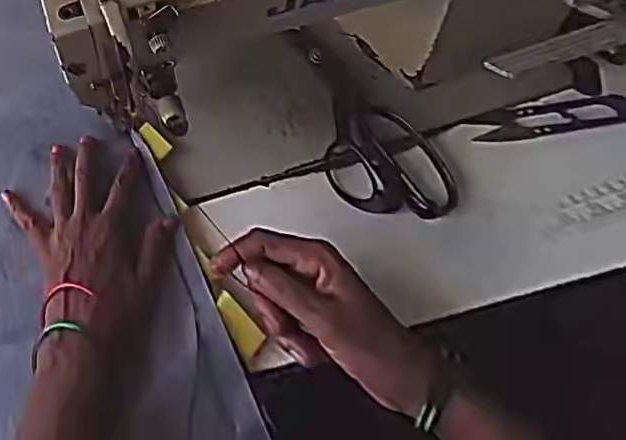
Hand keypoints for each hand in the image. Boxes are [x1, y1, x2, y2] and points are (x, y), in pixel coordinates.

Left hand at [3, 138, 176, 358]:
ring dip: (58, 168)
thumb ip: (156, 249)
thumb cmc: (116, 315)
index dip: (129, 170)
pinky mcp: (44, 248)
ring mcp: (61, 233)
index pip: (123, 190)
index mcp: (110, 228)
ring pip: (59, 191)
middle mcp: (84, 223)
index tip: (132, 153)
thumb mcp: (146, 285)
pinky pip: (28, 223)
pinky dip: (17, 208)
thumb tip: (168, 221)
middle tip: (87, 139)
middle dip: (88, 157)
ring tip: (57, 149)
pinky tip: (7, 195)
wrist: (79, 340)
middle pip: (85, 181)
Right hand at [212, 229, 436, 413]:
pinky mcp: (315, 310)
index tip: (218, 266)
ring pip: (273, 299)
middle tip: (285, 326)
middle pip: (265, 273)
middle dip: (270, 307)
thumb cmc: (380, 348)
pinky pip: (286, 316)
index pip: (264, 242)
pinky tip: (313, 348)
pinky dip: (293, 336)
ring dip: (284, 326)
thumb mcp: (324, 319)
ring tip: (307, 343)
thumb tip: (251, 268)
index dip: (237, 252)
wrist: (408, 382)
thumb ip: (283, 289)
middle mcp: (313, 267)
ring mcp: (314, 289)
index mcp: (317, 257)